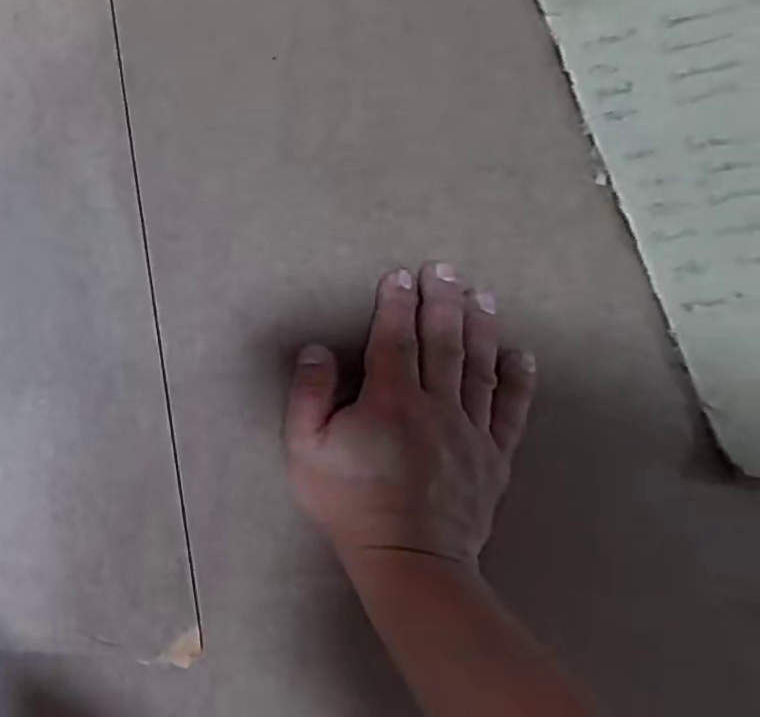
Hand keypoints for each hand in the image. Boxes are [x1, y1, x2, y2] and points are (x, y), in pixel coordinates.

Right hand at [286, 263, 536, 566]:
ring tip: (481, 295)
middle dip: (442, 304)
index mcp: (388, 401)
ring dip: (479, 328)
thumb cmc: (345, 496)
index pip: (393, 341)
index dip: (395, 305)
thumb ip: (309, 393)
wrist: (408, 554)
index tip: (400, 275)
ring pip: (478, 369)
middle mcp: (435, 408)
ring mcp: (470, 431)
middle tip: (447, 270)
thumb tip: (317, 349)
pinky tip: (518, 353)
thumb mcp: (304, 444)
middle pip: (442, 346)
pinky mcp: (492, 455)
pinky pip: (509, 409)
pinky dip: (517, 378)